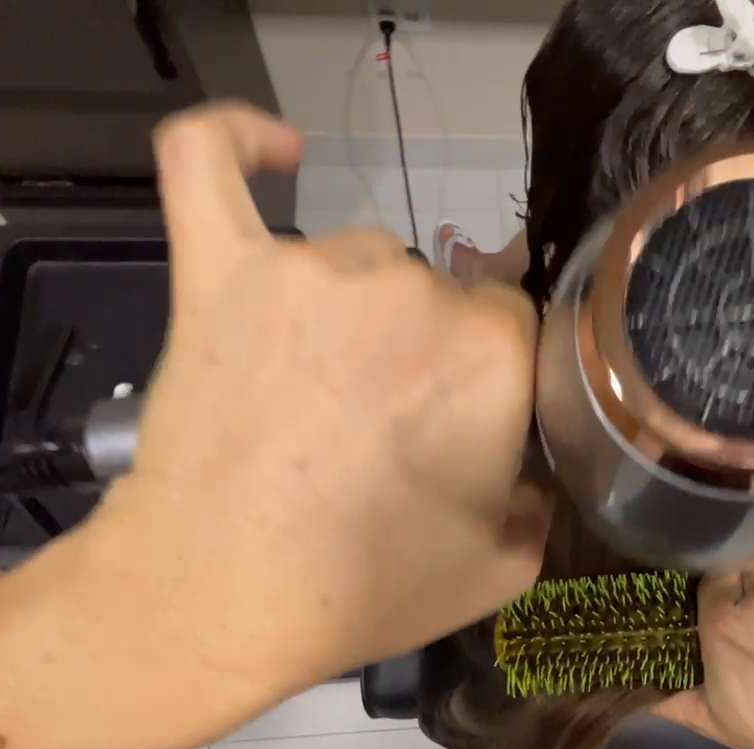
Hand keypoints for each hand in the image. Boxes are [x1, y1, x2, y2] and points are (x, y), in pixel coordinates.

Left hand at [81, 103, 548, 703]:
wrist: (217, 599)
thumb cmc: (366, 590)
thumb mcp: (500, 571)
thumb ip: (541, 506)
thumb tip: (528, 476)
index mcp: (494, 357)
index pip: (521, 329)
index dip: (500, 385)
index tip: (472, 430)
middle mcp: (412, 291)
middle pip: (447, 296)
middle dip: (435, 359)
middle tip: (395, 429)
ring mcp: (310, 269)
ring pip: (366, 259)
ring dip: (365, 310)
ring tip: (328, 383)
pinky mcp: (220, 268)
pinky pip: (213, 164)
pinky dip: (240, 145)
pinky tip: (278, 151)